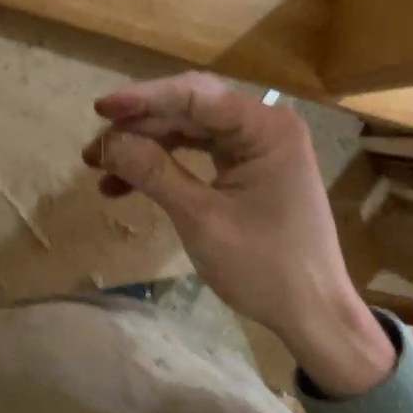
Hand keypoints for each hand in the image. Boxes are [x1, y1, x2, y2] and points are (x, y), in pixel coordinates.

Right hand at [82, 73, 395, 395]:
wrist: (316, 318)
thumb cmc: (266, 268)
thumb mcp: (202, 220)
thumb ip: (154, 172)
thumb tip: (105, 143)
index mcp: (265, 127)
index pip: (194, 94)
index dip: (144, 98)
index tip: (101, 109)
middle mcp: (263, 124)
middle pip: (188, 108)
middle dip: (139, 127)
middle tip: (95, 147)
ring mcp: (256, 145)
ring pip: (187, 129)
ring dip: (145, 147)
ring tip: (101, 167)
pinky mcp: (248, 166)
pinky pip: (197, 152)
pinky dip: (164, 165)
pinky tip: (125, 185)